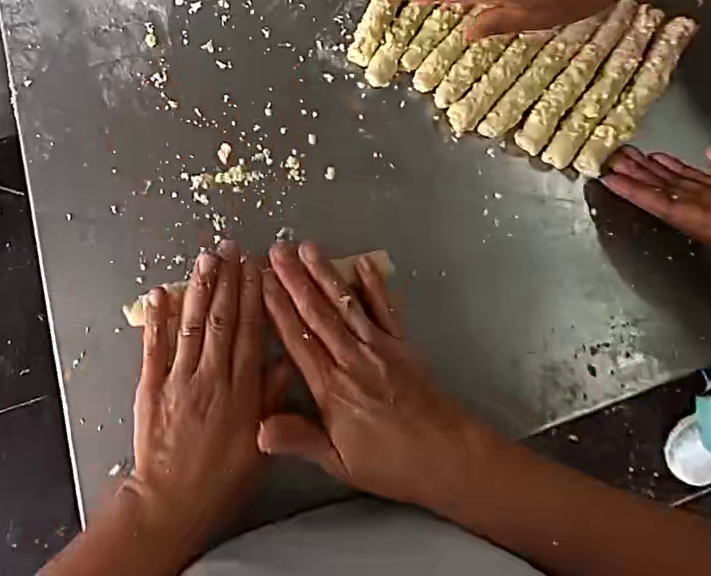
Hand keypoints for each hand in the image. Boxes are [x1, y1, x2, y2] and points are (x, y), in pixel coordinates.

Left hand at [123, 241, 271, 552]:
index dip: (252, 297)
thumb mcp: (258, 444)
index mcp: (241, 392)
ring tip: (204, 258)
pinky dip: (156, 317)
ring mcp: (178, 379)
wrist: (173, 501)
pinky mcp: (150, 385)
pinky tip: (160, 291)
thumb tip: (284, 360)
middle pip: (222, 320)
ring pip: (192, 325)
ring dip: (199, 289)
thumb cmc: (221, 476)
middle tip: (229, 248)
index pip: (250, 333)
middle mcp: (211, 378)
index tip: (254, 268)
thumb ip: (270, 399)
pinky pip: (154, 345)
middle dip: (227, 281)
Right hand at [257, 241, 510, 513]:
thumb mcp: (339, 463)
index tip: (261, 280)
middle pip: (317, 313)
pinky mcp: (402, 343)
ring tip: (307, 247)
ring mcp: (378, 346)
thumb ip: (300, 440)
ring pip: (345, 304)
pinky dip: (374, 285)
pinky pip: (385, 309)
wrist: (451, 459)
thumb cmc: (390, 464)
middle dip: (294, 279)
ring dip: (325, 273)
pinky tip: (362, 262)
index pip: (297, 339)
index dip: (277, 308)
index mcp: (331, 387)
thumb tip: (258, 429)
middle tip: (277, 250)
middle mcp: (352, 358)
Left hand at [600, 145, 710, 282]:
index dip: (637, 192)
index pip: (671, 209)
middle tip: (607, 157)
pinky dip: (689, 171)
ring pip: (688, 190)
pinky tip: (668, 159)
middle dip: (639, 178)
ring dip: (658, 172)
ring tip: (628, 154)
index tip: (607, 179)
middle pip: (672, 198)